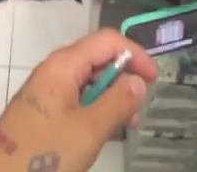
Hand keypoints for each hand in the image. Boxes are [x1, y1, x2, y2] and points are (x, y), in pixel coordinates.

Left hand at [0, 28, 158, 171]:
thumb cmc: (42, 156)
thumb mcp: (87, 131)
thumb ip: (116, 103)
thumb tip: (138, 80)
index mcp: (63, 65)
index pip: (106, 40)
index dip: (134, 54)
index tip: (155, 80)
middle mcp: (53, 70)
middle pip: (96, 59)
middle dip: (123, 78)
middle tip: (139, 112)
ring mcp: (45, 92)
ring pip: (86, 82)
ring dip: (109, 98)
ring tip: (124, 127)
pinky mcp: (40, 113)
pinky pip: (74, 100)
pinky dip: (93, 110)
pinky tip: (101, 132)